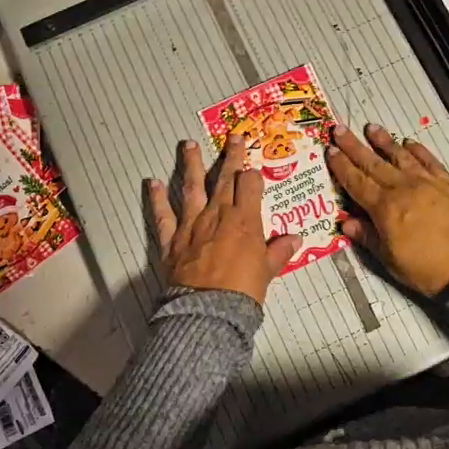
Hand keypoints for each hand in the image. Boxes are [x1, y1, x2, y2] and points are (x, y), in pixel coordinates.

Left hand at [147, 137, 300, 304]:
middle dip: (231, 157)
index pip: (250, 186)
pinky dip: (157, 198)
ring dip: (191, 165)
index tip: (254, 169)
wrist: (207, 310)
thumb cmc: (243, 291)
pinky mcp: (172, 239)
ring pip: (192, 187)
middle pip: (225, 178)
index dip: (253, 176)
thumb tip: (295, 239)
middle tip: (234, 137)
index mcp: (244, 219)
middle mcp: (218, 214)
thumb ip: (279, 252)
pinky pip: (163, 215)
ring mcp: (192, 224)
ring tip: (188, 145)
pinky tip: (152, 183)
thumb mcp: (267, 271)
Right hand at [326, 124, 448, 297]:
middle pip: (373, 163)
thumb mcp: (390, 260)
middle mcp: (403, 188)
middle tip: (339, 129)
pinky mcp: (448, 183)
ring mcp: (427, 182)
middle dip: (354, 146)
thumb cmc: (428, 270)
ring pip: (400, 156)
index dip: (341, 166)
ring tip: (371, 128)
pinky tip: (409, 142)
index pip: (356, 182)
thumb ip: (368, 237)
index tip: (330, 151)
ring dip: (384, 141)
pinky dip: (417, 150)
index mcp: (385, 208)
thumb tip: (346, 222)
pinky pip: (429, 160)